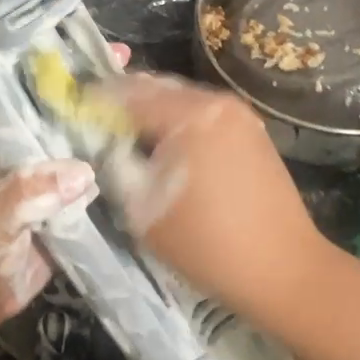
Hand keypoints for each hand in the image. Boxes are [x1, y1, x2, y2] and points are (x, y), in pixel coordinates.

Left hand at [0, 41, 130, 324]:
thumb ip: (26, 193)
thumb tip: (83, 173)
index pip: (26, 93)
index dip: (56, 68)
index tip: (90, 51)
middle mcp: (25, 151)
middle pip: (59, 111)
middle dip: (91, 90)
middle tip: (133, 68)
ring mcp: (47, 177)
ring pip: (80, 142)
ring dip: (108, 125)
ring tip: (149, 103)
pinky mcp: (67, 204)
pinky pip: (94, 178)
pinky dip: (115, 166)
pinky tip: (146, 154)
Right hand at [100, 74, 329, 314]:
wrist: (285, 270)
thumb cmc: (208, 244)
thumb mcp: (143, 211)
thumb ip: (117, 166)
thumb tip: (106, 143)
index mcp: (188, 116)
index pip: (128, 94)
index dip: (97, 101)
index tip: (74, 109)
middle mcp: (215, 104)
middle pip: (158, 89)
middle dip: (126, 102)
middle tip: (98, 120)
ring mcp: (240, 116)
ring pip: (183, 101)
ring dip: (154, 112)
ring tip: (129, 135)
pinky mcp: (253, 133)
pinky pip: (205, 116)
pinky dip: (180, 123)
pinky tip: (167, 148)